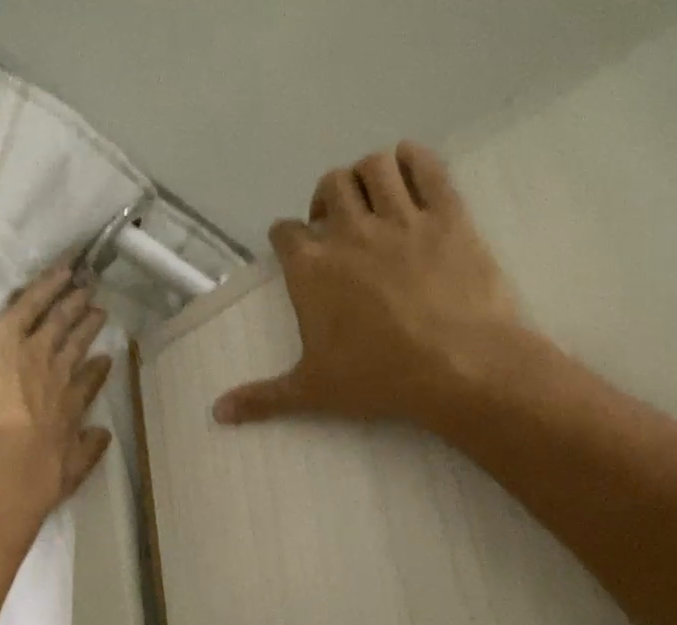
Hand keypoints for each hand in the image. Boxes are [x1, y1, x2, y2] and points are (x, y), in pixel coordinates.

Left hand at [0, 257, 114, 506]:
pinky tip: (61, 271)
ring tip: (84, 289)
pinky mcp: (9, 336)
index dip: (95, 373)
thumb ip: (86, 452)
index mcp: (68, 413)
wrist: (9, 459)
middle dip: (87, 330)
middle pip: (74, 347)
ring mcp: (36, 352)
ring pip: (56, 321)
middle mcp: (58, 378)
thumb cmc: (35, 475)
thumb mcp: (70, 470)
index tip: (104, 361)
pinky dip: (46, 285)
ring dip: (70, 305)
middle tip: (98, 313)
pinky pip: (30, 303)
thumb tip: (102, 434)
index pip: (84, 387)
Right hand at [214, 141, 538, 432]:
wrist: (458, 367)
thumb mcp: (312, 391)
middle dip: (327, 200)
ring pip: (375, 167)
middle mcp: (350, 233)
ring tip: (373, 200)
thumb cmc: (378, 379)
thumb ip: (262, 398)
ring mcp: (401, 219)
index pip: (285, 232)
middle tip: (336, 226)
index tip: (294, 248)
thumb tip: (218, 413)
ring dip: (368, 176)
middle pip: (330, 186)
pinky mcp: (448, 214)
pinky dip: (413, 160)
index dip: (287, 237)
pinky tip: (409, 174)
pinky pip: (426, 165)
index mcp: (311, 270)